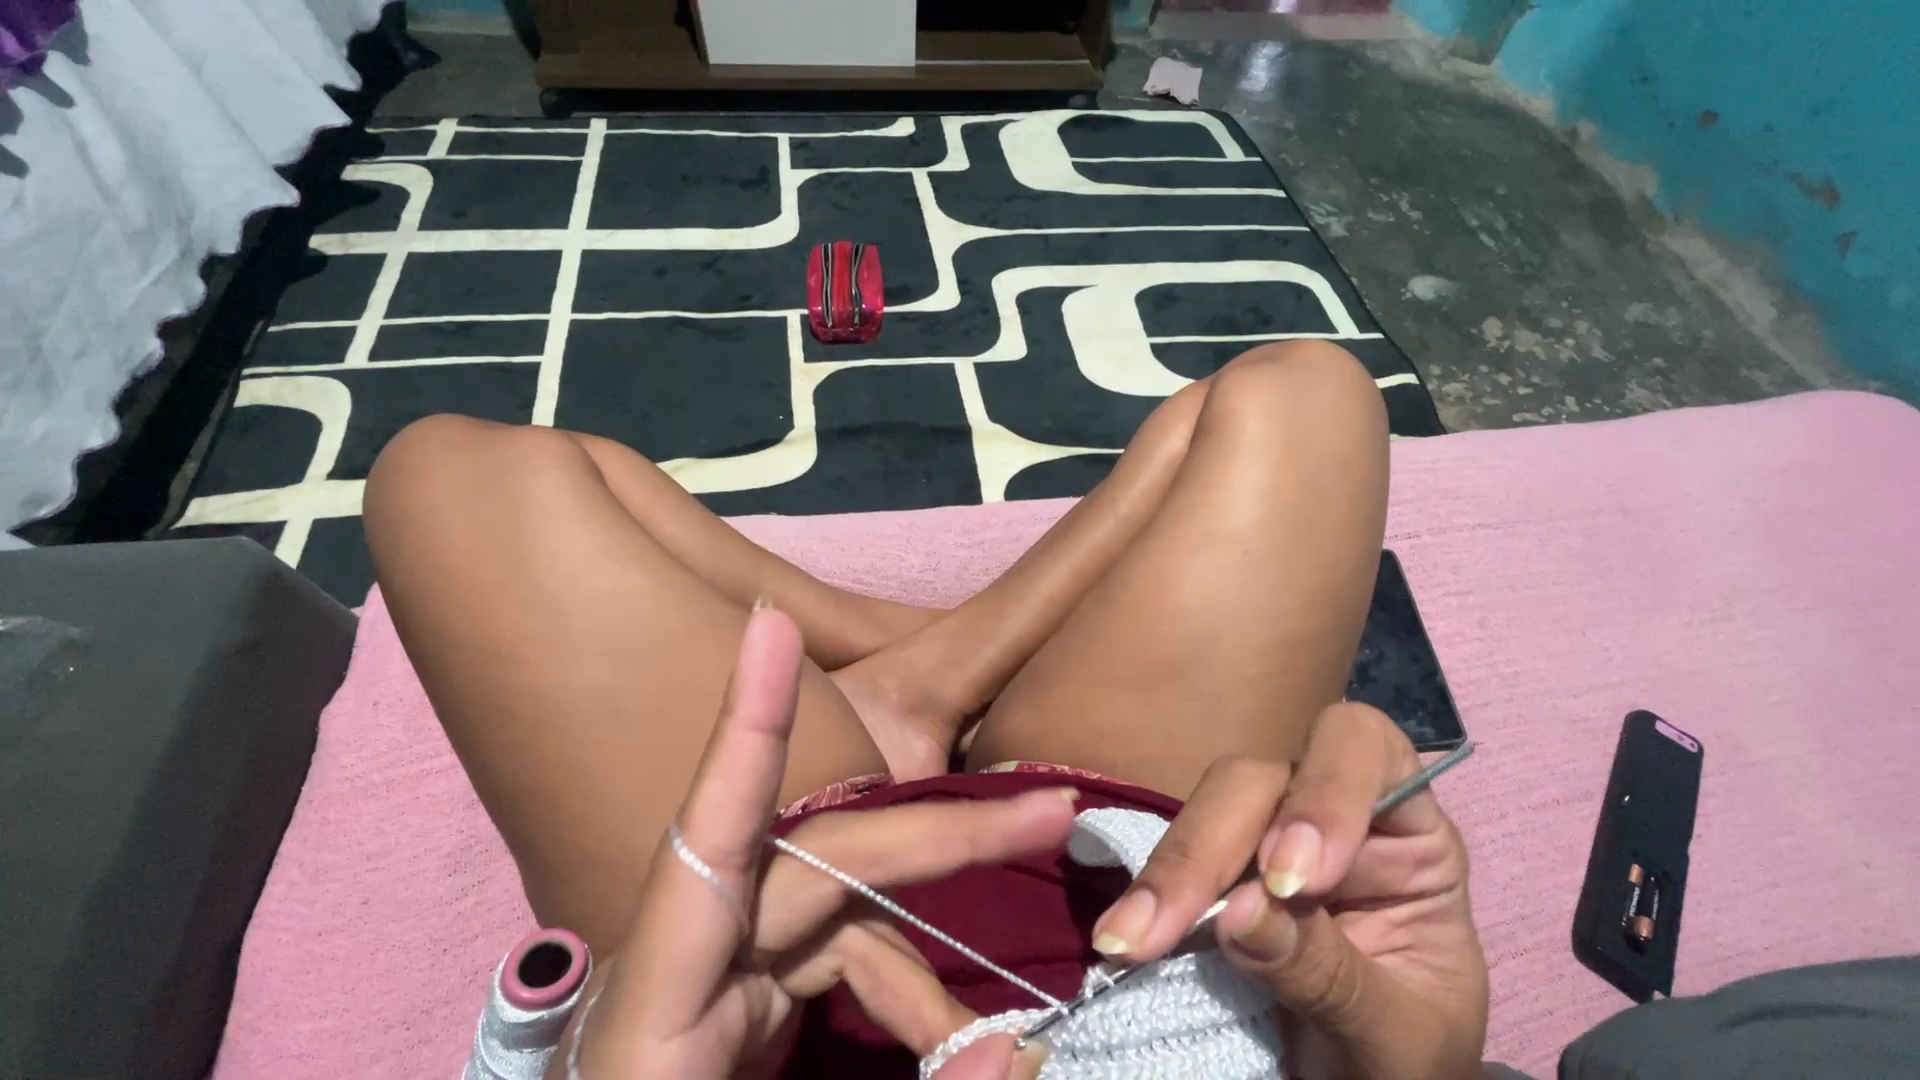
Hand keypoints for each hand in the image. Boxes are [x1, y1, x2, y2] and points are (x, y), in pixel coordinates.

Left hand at [564, 605, 1075, 1078]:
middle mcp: (689, 968)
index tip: (765, 622)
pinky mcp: (744, 1012)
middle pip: (825, 863)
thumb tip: (1015, 1052)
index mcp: (660, 1007)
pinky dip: (904, 992)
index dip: (747, 723)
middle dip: (942, 836)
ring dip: (932, 946)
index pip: (709, 835)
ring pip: (842, 914)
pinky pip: (837, 963)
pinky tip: (958, 1041)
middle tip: (1049, 811)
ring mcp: (720, 986)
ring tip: (1015, 1010)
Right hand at [1089, 703, 1487, 1079]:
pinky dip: (1147, 893)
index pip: (1366, 751)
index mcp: (1406, 837)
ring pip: (1206, 808)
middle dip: (1214, 845)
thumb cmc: (1413, 1065)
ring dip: (1170, 869)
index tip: (1290, 879)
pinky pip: (1172, 854)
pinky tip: (1123, 935)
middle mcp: (1327, 820)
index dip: (1325, 790)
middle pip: (1259, 779)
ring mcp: (1262, 842)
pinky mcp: (1213, 874)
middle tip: (1172, 925)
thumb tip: (1240, 912)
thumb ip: (1334, 978)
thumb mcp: (1400, 1039)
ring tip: (1129, 940)